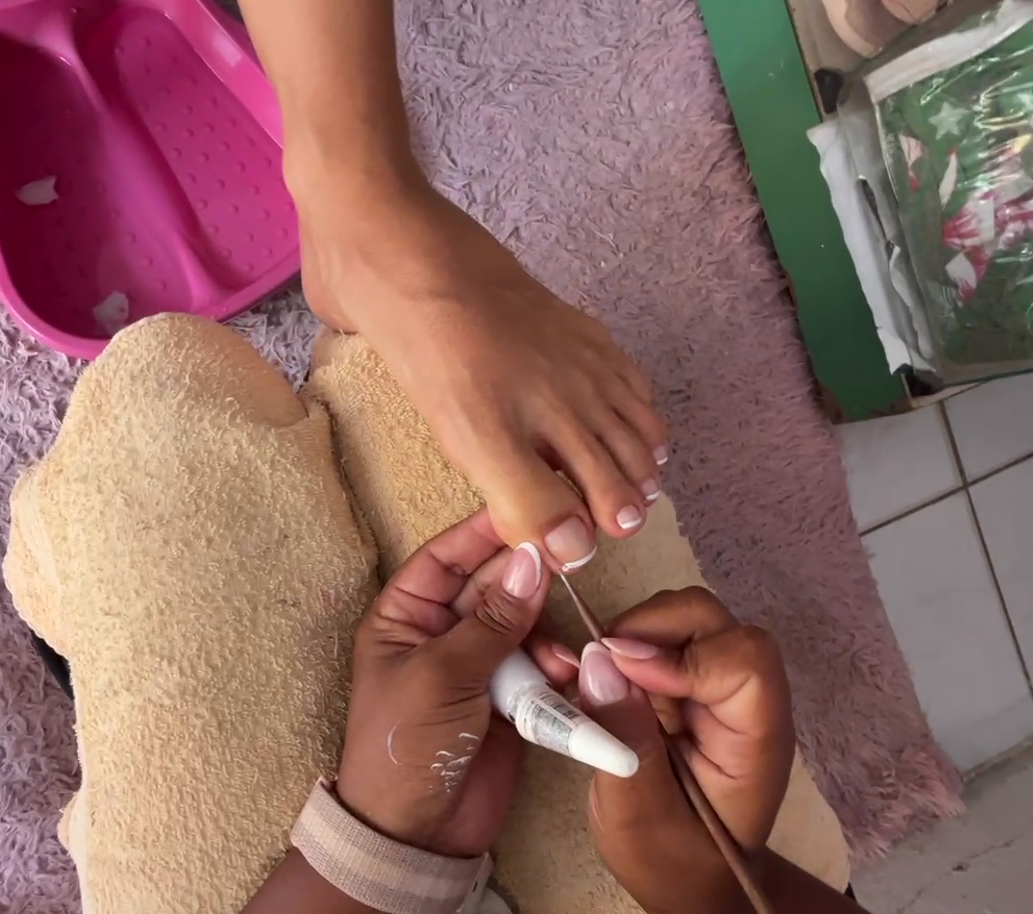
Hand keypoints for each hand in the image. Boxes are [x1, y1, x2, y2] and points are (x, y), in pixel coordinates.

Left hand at [296, 176, 668, 572]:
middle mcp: (579, 381)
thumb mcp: (471, 436)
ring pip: (622, 406)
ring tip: (637, 477)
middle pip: (622, 448)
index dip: (600, 523)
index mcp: (558, 416)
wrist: (395, 240)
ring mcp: (571, 342)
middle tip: (622, 522)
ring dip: (632, 447)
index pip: (605, 487)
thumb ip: (526, 497)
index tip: (588, 549)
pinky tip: (617, 399)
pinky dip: (626, 391)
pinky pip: (610, 361)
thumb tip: (577, 555)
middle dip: (624, 492)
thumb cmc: (423, 344)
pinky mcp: (552, 312)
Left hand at [335, 511, 549, 857]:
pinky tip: (564, 679)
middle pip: (491, 586)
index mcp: (405, 615)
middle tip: (569, 572)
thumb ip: (492, 620)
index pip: (446, 557)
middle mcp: (441, 631)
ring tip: (556, 661)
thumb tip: (531, 560)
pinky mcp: (508, 696)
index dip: (484, 534)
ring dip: (543, 636)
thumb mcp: (442, 675)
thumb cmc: (406, 743)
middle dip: (526, 585)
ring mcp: (477, 663)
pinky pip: (538, 665)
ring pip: (522, 625)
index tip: (532, 512)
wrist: (417, 834)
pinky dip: (553, 669)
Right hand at [536, 588, 795, 913]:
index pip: (744, 661)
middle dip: (648, 628)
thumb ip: (624, 740)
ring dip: (630, 633)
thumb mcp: (640, 817)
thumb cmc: (672, 863)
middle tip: (598, 664)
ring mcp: (710, 685)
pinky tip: (595, 680)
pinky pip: (652, 636)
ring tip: (593, 676)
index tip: (618, 670)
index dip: (681, 655)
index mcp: (753, 736)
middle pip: (712, 621)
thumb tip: (600, 660)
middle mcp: (739, 698)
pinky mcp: (679, 682)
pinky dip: (618, 644)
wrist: (685, 877)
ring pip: (680, 617)